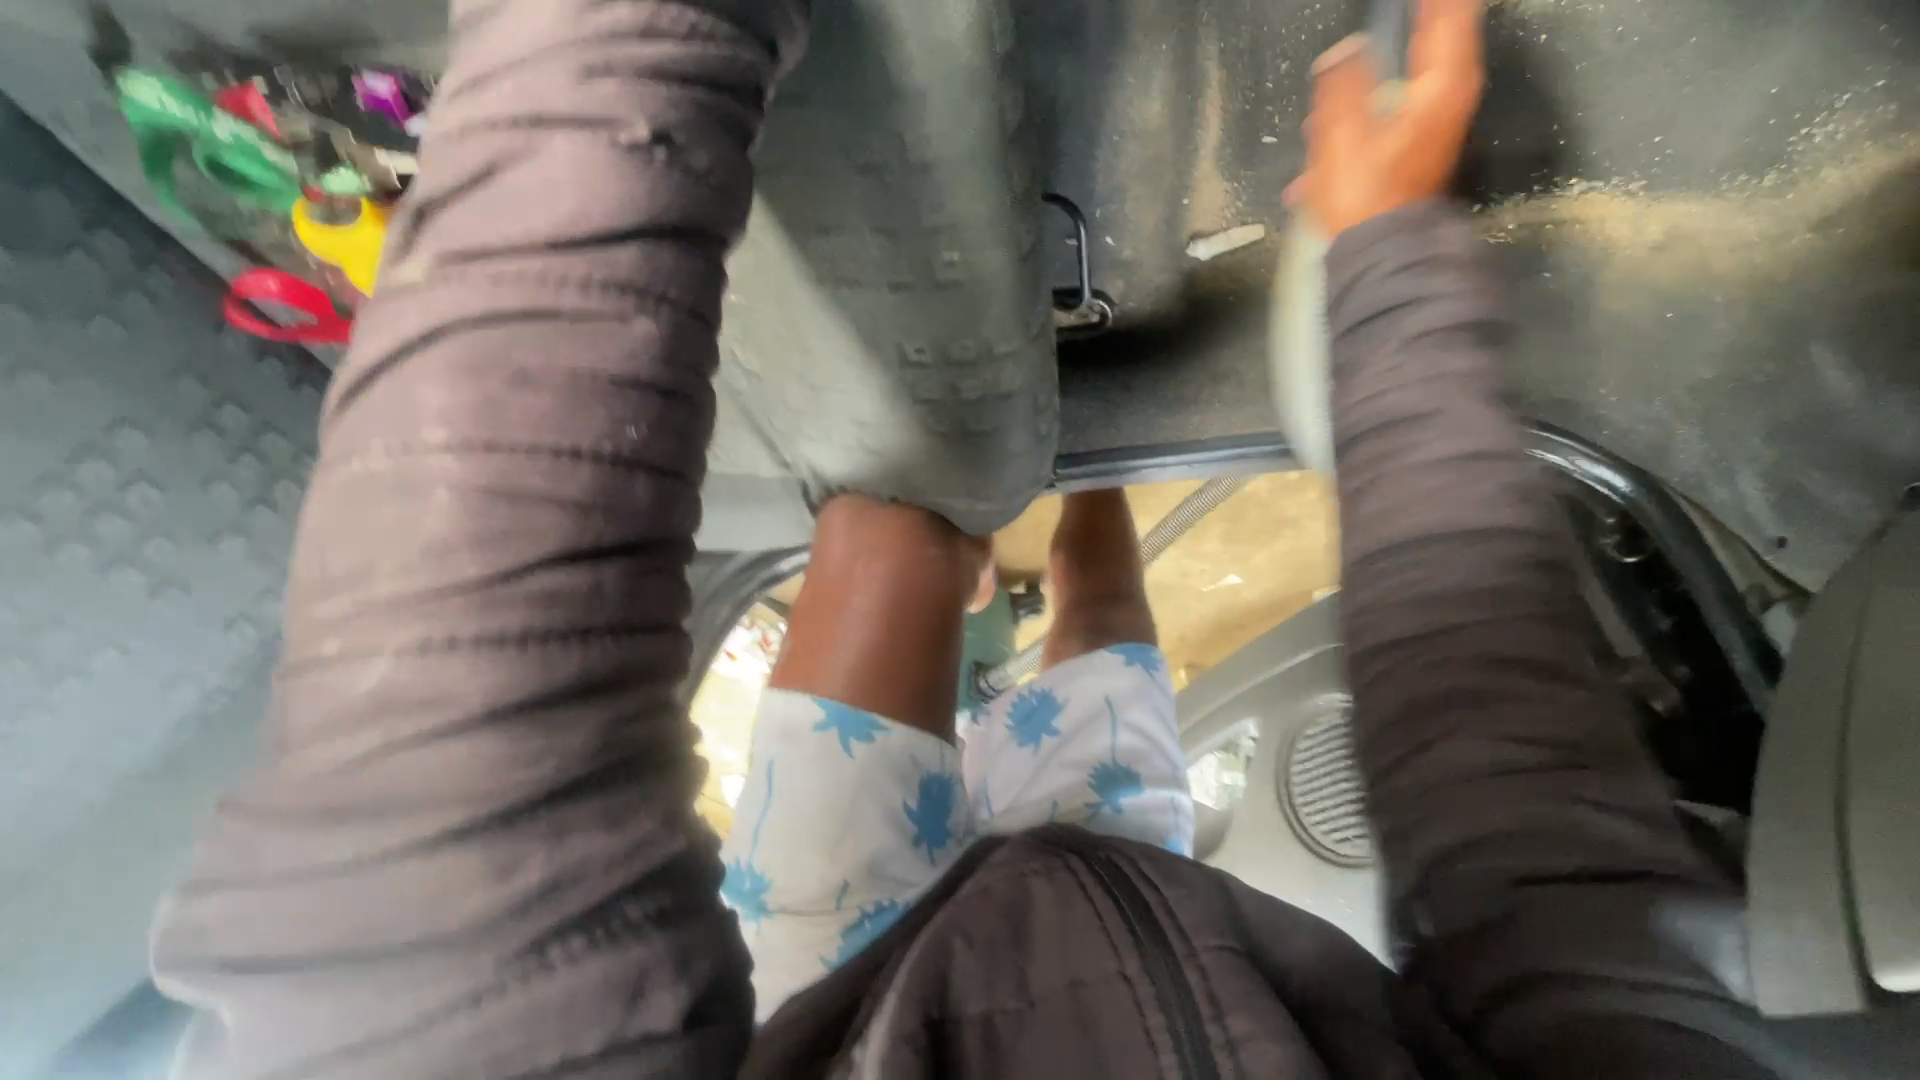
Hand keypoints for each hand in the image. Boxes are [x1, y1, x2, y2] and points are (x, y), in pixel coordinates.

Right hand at [1288, 0, 1484, 236]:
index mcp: (1440, 86)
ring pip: (1404, 88)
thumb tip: (1344, 52)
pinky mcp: (1417, 157)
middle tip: (1392, 21)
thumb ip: (1342, 85)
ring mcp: (1435, 132)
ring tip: (1335, 98)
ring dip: (1367, 90)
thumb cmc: (1365, 197)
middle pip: (1431, 47)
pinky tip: (1327, 154)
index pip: (1446, 16)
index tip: (1407, 2)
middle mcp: (1448, 104)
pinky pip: (1389, 124)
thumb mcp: (1341, 135)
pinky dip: (1362, 127)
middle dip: (1400, 38)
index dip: (1427, 4)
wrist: (1379, 253)